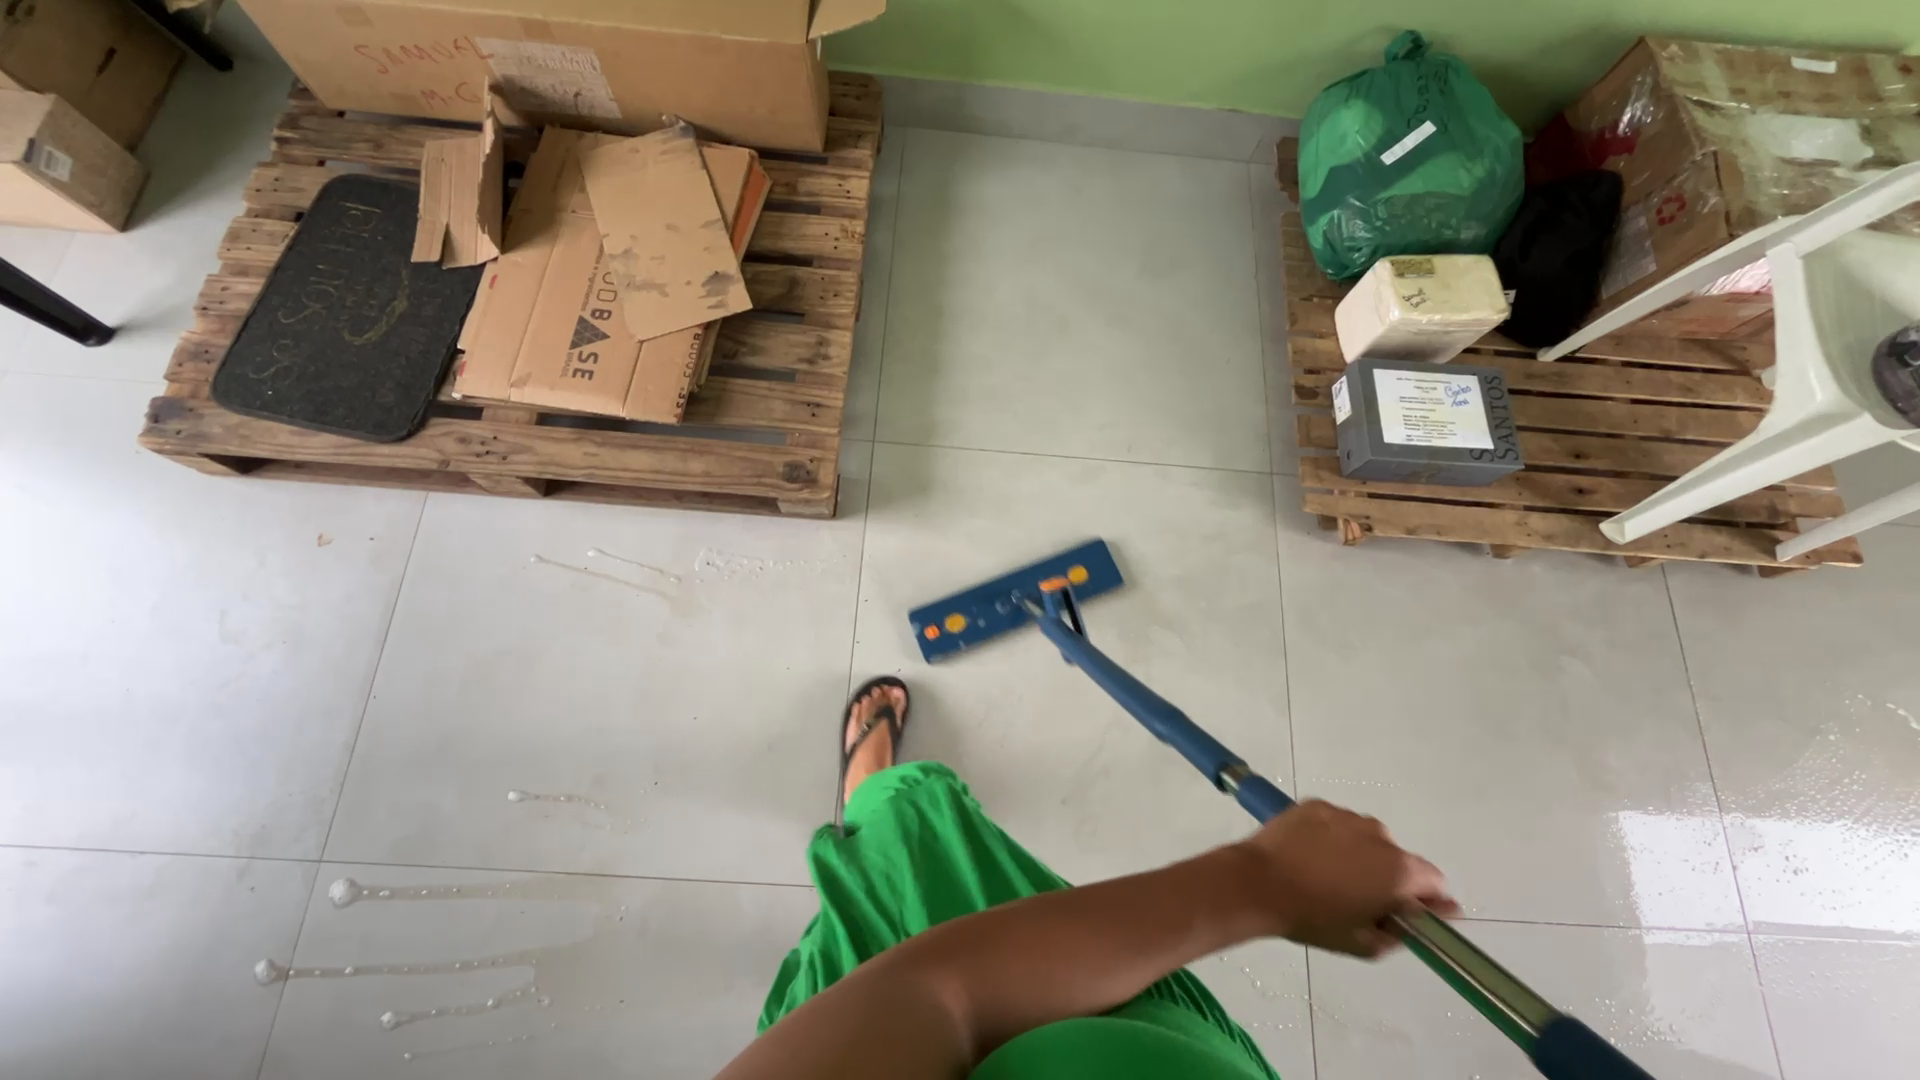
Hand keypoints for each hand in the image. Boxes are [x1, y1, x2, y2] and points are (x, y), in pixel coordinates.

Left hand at [1233, 799, 1458, 956]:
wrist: (1257, 884)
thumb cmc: (1314, 918)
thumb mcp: (1367, 943)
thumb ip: (1409, 929)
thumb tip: (1435, 913)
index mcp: (1398, 868)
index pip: (1432, 880)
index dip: (1421, 898)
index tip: (1399, 911)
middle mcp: (1377, 834)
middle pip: (1396, 856)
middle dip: (1385, 874)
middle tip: (1355, 894)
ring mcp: (1343, 814)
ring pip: (1364, 836)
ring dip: (1357, 852)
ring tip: (1325, 872)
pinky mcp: (1315, 804)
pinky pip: (1335, 822)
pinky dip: (1329, 835)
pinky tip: (1308, 852)